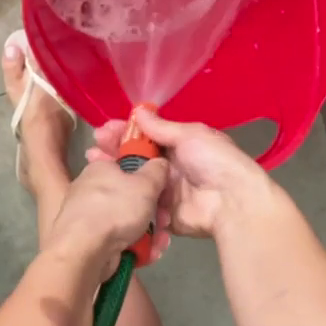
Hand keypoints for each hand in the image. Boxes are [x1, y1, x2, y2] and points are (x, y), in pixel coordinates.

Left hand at [43, 155, 169, 276]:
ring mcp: (89, 217)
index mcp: (100, 169)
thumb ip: (157, 171)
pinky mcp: (90, 240)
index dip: (148, 179)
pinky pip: (119, 240)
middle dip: (153, 212)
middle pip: (130, 198)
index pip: (127, 168)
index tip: (163, 191)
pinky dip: (135, 246)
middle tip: (164, 221)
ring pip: (127, 222)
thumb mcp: (145, 183)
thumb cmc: (115, 208)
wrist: (84, 248)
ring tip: (160, 241)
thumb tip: (160, 163)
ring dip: (149, 232)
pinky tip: (149, 253)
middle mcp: (91, 190)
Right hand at [87, 109, 274, 244]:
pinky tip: (105, 188)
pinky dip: (124, 196)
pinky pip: (140, 204)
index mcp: (180, 146)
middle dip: (114, 150)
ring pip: (134, 180)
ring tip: (93, 163)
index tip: (105, 129)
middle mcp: (171, 168)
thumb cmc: (214, 162)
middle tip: (95, 145)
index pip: (147, 136)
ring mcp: (165, 192)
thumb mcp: (190, 135)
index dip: (126, 132)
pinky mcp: (162, 215)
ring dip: (114, 171)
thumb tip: (139, 110)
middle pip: (137, 157)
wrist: (233, 203)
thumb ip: (161, 127)